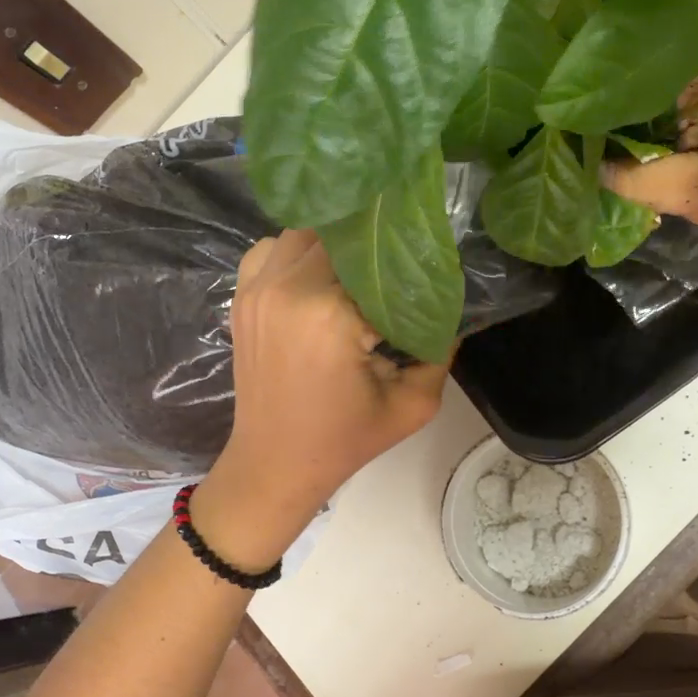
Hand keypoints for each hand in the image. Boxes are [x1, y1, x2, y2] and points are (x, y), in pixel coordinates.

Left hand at [194, 230, 447, 565]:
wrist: (274, 464)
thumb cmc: (344, 440)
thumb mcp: (412, 405)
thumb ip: (440, 353)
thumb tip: (455, 311)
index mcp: (329, 313)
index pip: (378, 260)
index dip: (404, 264)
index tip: (424, 275)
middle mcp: (288, 289)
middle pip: (340, 236)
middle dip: (370, 249)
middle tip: (393, 271)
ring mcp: (258, 289)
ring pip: (303, 233)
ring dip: (332, 244)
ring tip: (357, 272)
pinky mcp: (242, 297)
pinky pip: (270, 249)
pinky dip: (294, 252)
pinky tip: (317, 277)